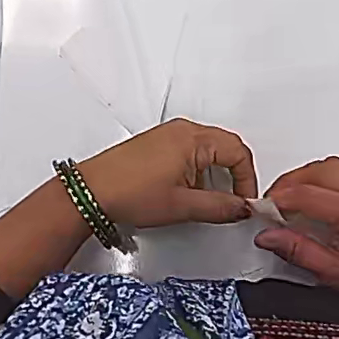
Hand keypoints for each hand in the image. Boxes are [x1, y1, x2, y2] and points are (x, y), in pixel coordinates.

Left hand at [0, 120, 256, 298]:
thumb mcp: (183, 206)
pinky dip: (200, 170)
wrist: (90, 193)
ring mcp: (169, 135)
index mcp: (193, 139)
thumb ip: (220, 207)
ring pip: (209, 149)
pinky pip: (192, 151)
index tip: (246, 202)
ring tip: (209, 201)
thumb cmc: (127, 192)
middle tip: (236, 201)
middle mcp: (182, 130)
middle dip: (235, 175)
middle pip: (227, 147)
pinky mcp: (158, 143)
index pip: (238, 152)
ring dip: (216, 174)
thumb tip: (241, 208)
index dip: (247, 180)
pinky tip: (189, 192)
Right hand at [254, 157, 338, 338]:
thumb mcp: (334, 273)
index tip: (263, 209)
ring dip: (312, 175)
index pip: (305, 194)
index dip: (278, 200)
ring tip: (298, 197)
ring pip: (336, 165)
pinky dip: (335, 174)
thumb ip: (297, 250)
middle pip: (318, 171)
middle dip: (290, 183)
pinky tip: (327, 191)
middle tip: (275, 204)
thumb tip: (270, 237)